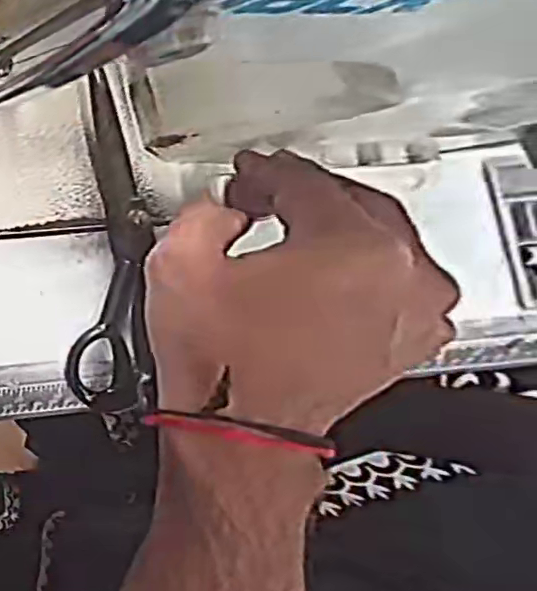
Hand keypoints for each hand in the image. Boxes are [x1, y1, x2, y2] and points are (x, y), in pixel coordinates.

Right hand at [147, 151, 458, 435]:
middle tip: (262, 192)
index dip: (268, 171)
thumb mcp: (175, 265)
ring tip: (286, 231)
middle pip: (357, 207)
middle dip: (304, 193)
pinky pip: (391, 286)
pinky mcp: (409, 339)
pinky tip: (314, 276)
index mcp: (353, 246)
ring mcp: (415, 310)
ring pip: (381, 245)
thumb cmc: (218, 354)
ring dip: (333, 229)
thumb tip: (220, 207)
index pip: (309, 184)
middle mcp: (404, 273)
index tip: (248, 170)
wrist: (239, 420)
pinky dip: (354, 271)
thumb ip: (200, 215)